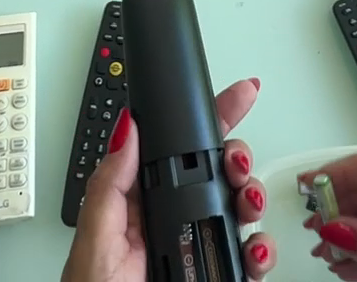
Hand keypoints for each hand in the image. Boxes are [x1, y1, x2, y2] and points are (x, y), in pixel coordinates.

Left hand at [62, 78, 276, 281]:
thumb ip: (110, 185)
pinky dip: (261, 248)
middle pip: (220, 171)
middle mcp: (174, 219)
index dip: (212, 116)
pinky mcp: (217, 277)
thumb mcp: (94, 243)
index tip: (241, 94)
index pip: (180, 147)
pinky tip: (254, 249)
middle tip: (237, 162)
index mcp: (142, 200)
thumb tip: (128, 126)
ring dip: (253, 197)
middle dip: (239, 157)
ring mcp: (198, 248)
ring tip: (247, 204)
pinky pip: (250, 256)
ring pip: (241, 208)